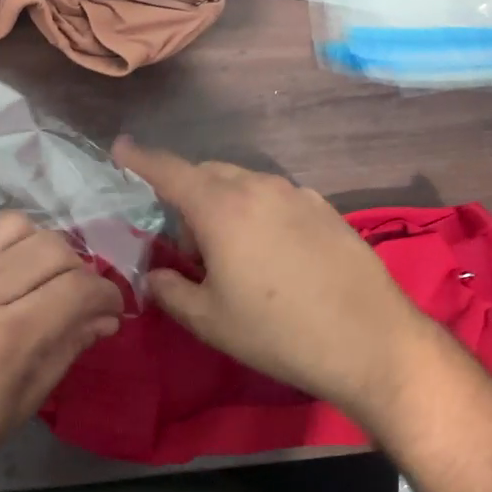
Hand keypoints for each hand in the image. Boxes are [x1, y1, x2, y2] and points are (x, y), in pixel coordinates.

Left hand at [0, 212, 122, 491]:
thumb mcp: (25, 402)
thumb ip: (69, 346)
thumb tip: (106, 315)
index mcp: (3, 339)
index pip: (78, 288)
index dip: (106, 294)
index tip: (110, 307)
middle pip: (50, 246)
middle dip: (77, 268)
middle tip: (74, 294)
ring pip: (12, 225)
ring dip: (36, 248)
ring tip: (33, 277)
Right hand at [114, 138, 427, 407]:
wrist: (371, 343)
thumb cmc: (278, 332)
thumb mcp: (208, 320)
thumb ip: (169, 290)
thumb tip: (155, 275)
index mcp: (221, 207)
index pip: (169, 171)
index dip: (140, 159)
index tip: (120, 148)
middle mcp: (259, 188)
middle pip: (208, 174)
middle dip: (186, 198)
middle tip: (190, 253)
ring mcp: (298, 196)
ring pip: (244, 185)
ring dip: (224, 207)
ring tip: (233, 259)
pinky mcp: (327, 211)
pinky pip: (276, 199)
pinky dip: (258, 214)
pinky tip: (274, 259)